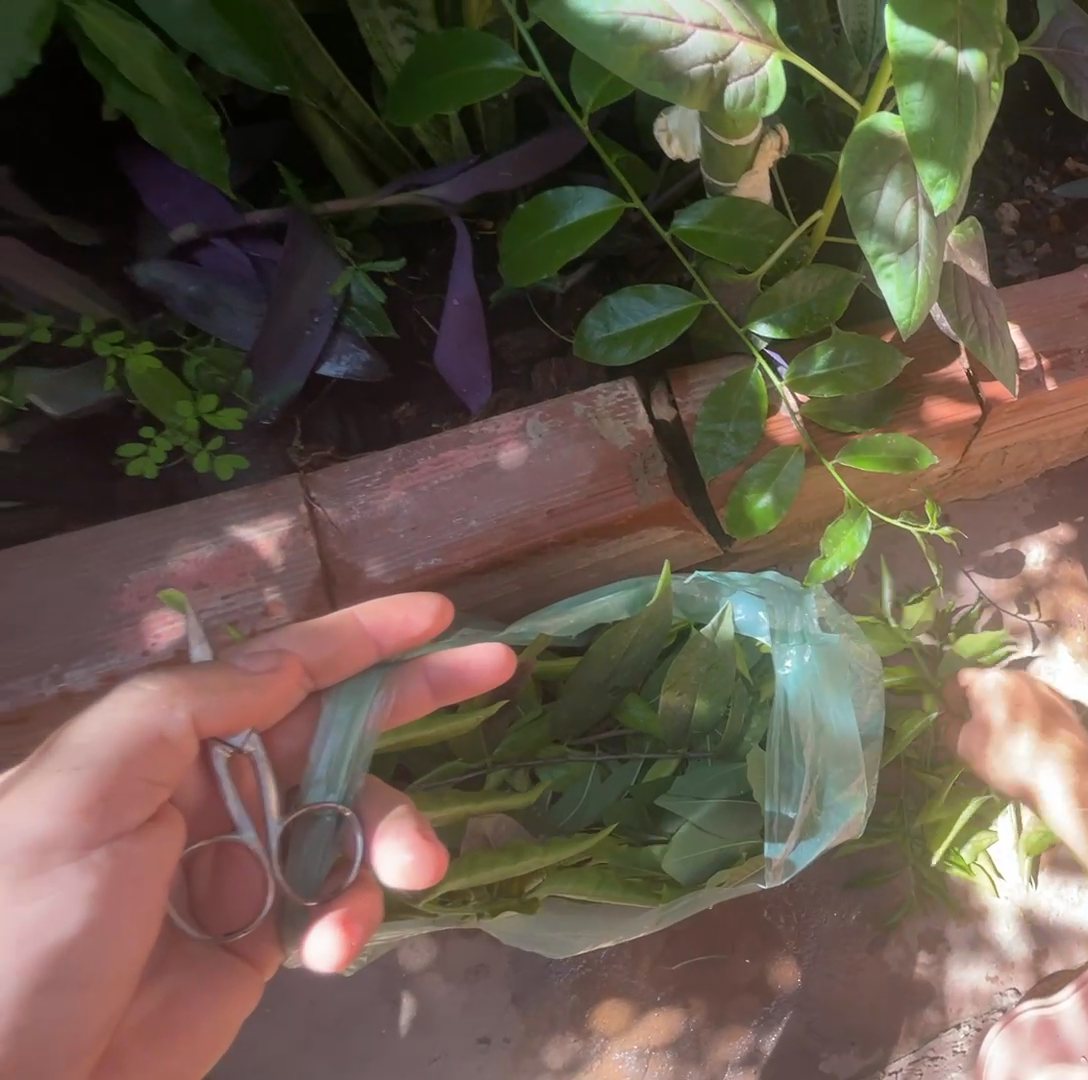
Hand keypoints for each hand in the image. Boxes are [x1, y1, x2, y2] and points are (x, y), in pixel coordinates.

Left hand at [0, 594, 516, 1079]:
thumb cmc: (11, 942)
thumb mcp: (63, 810)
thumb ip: (173, 714)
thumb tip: (284, 670)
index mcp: (162, 751)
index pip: (278, 672)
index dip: (362, 637)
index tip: (438, 614)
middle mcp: (214, 791)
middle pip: (342, 725)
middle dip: (422, 692)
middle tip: (497, 666)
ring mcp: (251, 858)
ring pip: (361, 816)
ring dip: (396, 840)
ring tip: (415, 874)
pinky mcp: (274, 924)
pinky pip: (347, 894)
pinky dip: (355, 914)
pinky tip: (333, 949)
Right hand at [942, 669, 1087, 805]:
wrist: (1065, 774)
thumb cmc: (1008, 757)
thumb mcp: (966, 747)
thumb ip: (949, 728)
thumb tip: (947, 719)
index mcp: (989, 679)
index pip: (957, 679)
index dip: (949, 700)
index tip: (952, 722)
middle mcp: (1017, 674)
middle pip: (988, 684)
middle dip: (978, 704)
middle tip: (976, 732)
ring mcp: (1044, 686)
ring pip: (1014, 693)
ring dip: (1004, 709)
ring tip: (1006, 738)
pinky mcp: (1065, 702)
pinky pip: (1035, 704)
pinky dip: (1027, 716)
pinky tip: (1030, 741)